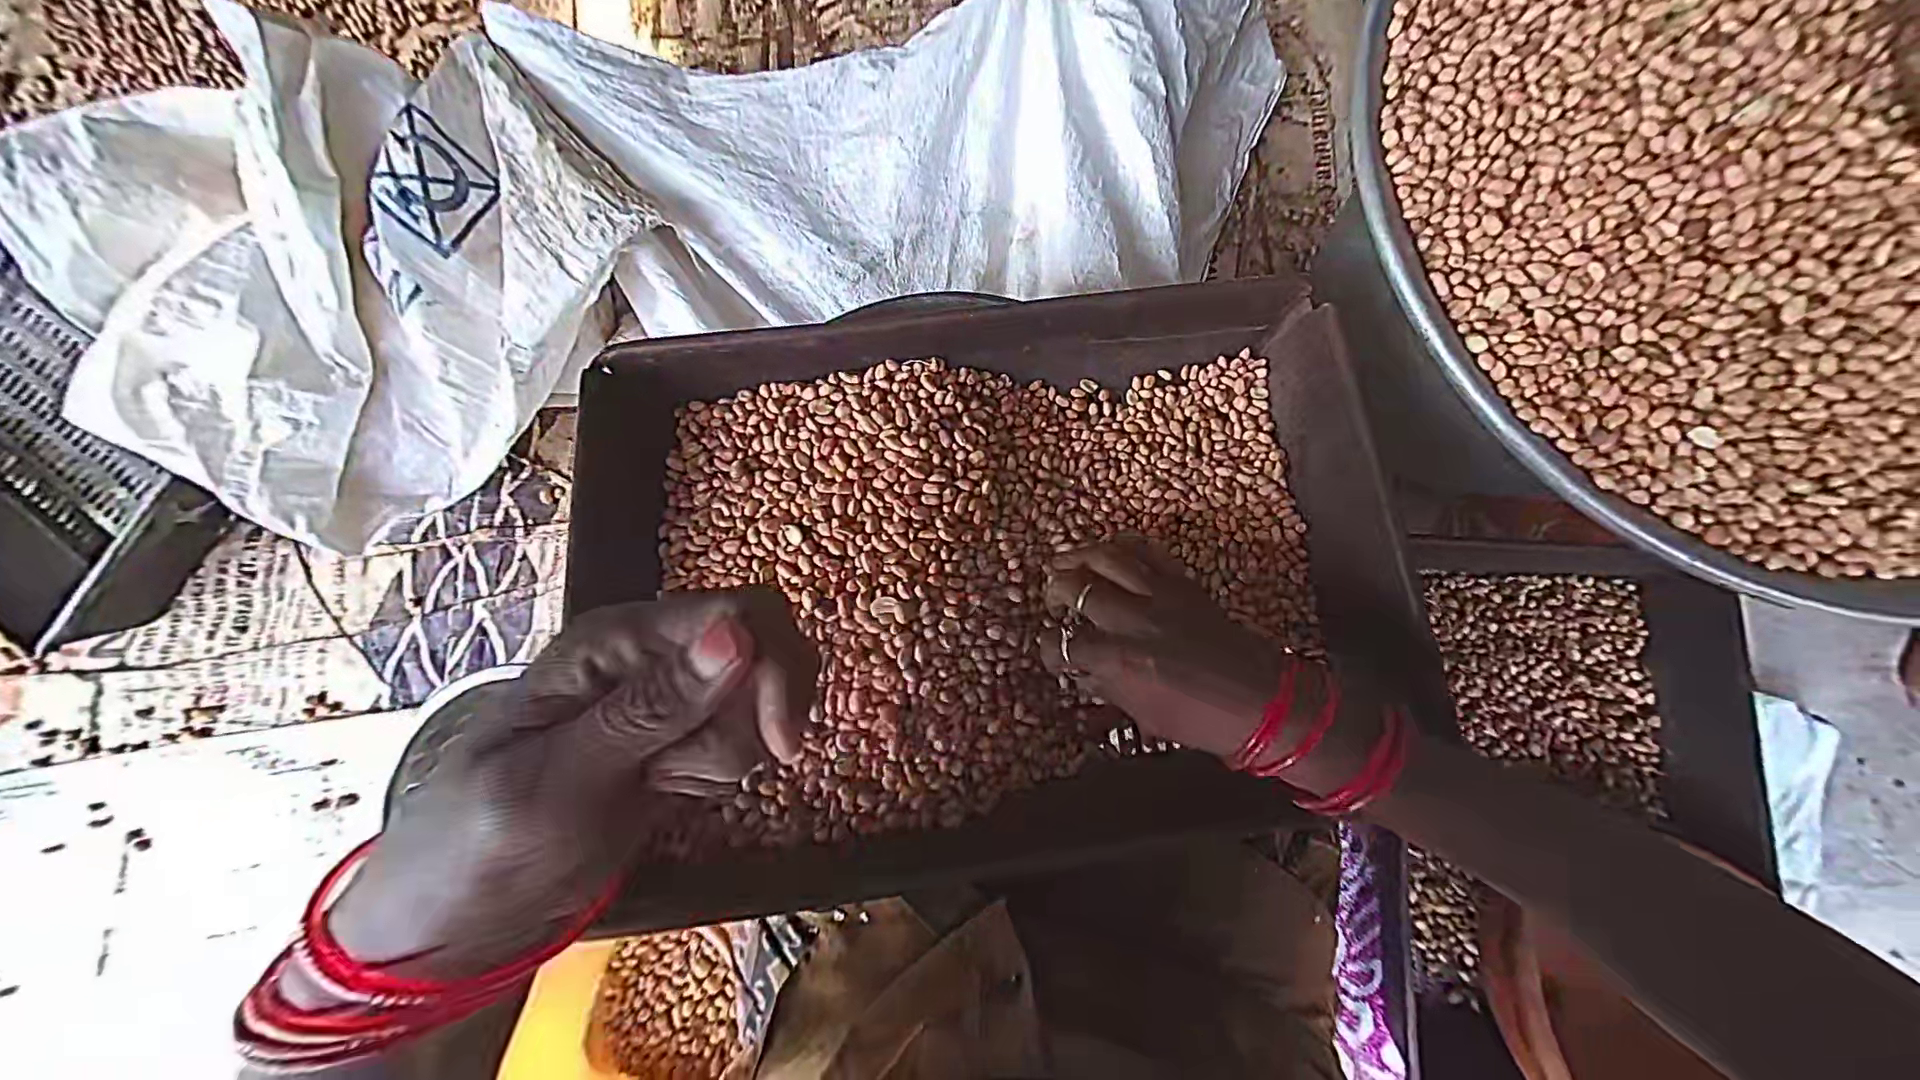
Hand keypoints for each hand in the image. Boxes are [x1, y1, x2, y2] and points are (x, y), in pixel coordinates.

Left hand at [324, 590, 815, 978]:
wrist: (461, 921)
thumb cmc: (481, 847)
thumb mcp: (558, 782)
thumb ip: (651, 708)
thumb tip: (737, 634)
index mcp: (616, 639)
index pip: (738, 612)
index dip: (775, 666)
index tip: (780, 743)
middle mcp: (655, 650)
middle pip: (766, 646)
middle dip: (757, 715)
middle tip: (702, 773)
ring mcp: (676, 690)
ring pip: (764, 693)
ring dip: (736, 749)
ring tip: (664, 786)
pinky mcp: (691, 728)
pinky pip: (749, 731)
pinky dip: (731, 766)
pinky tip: (675, 787)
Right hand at [1038, 538, 1375, 793]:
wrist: (1264, 702)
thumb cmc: (1200, 719)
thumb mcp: (1142, 714)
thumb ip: (1105, 686)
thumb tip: (1080, 669)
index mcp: (1120, 660)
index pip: (1064, 643)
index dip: (1049, 647)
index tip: (1052, 651)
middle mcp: (1134, 620)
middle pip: (1077, 587)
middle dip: (1055, 590)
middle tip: (1052, 599)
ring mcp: (1161, 596)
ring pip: (1107, 557)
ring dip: (1078, 556)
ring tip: (1064, 561)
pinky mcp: (1184, 584)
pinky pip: (1147, 551)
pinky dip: (1123, 545)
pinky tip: (1109, 549)